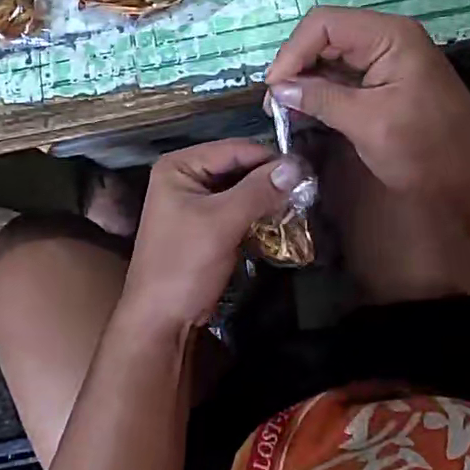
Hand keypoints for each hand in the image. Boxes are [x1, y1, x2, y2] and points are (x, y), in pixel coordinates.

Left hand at [121, 139, 311, 331]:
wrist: (161, 320)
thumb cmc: (184, 264)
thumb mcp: (222, 222)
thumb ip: (258, 191)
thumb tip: (297, 165)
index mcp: (180, 166)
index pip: (234, 150)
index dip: (270, 159)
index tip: (307, 170)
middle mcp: (186, 177)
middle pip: (239, 168)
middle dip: (270, 180)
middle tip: (308, 190)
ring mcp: (196, 202)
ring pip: (243, 189)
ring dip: (268, 198)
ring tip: (300, 205)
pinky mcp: (207, 225)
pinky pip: (240, 210)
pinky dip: (260, 214)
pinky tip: (283, 221)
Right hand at [265, 6, 469, 194]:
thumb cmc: (425, 147)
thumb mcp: (368, 122)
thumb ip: (321, 99)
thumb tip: (278, 89)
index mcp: (388, 36)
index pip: (324, 24)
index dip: (293, 51)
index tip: (275, 88)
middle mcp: (384, 39)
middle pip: (324, 37)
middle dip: (296, 67)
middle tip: (275, 104)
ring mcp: (383, 61)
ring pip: (329, 58)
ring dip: (304, 82)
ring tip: (282, 112)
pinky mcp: (381, 83)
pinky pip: (341, 78)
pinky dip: (319, 93)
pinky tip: (301, 114)